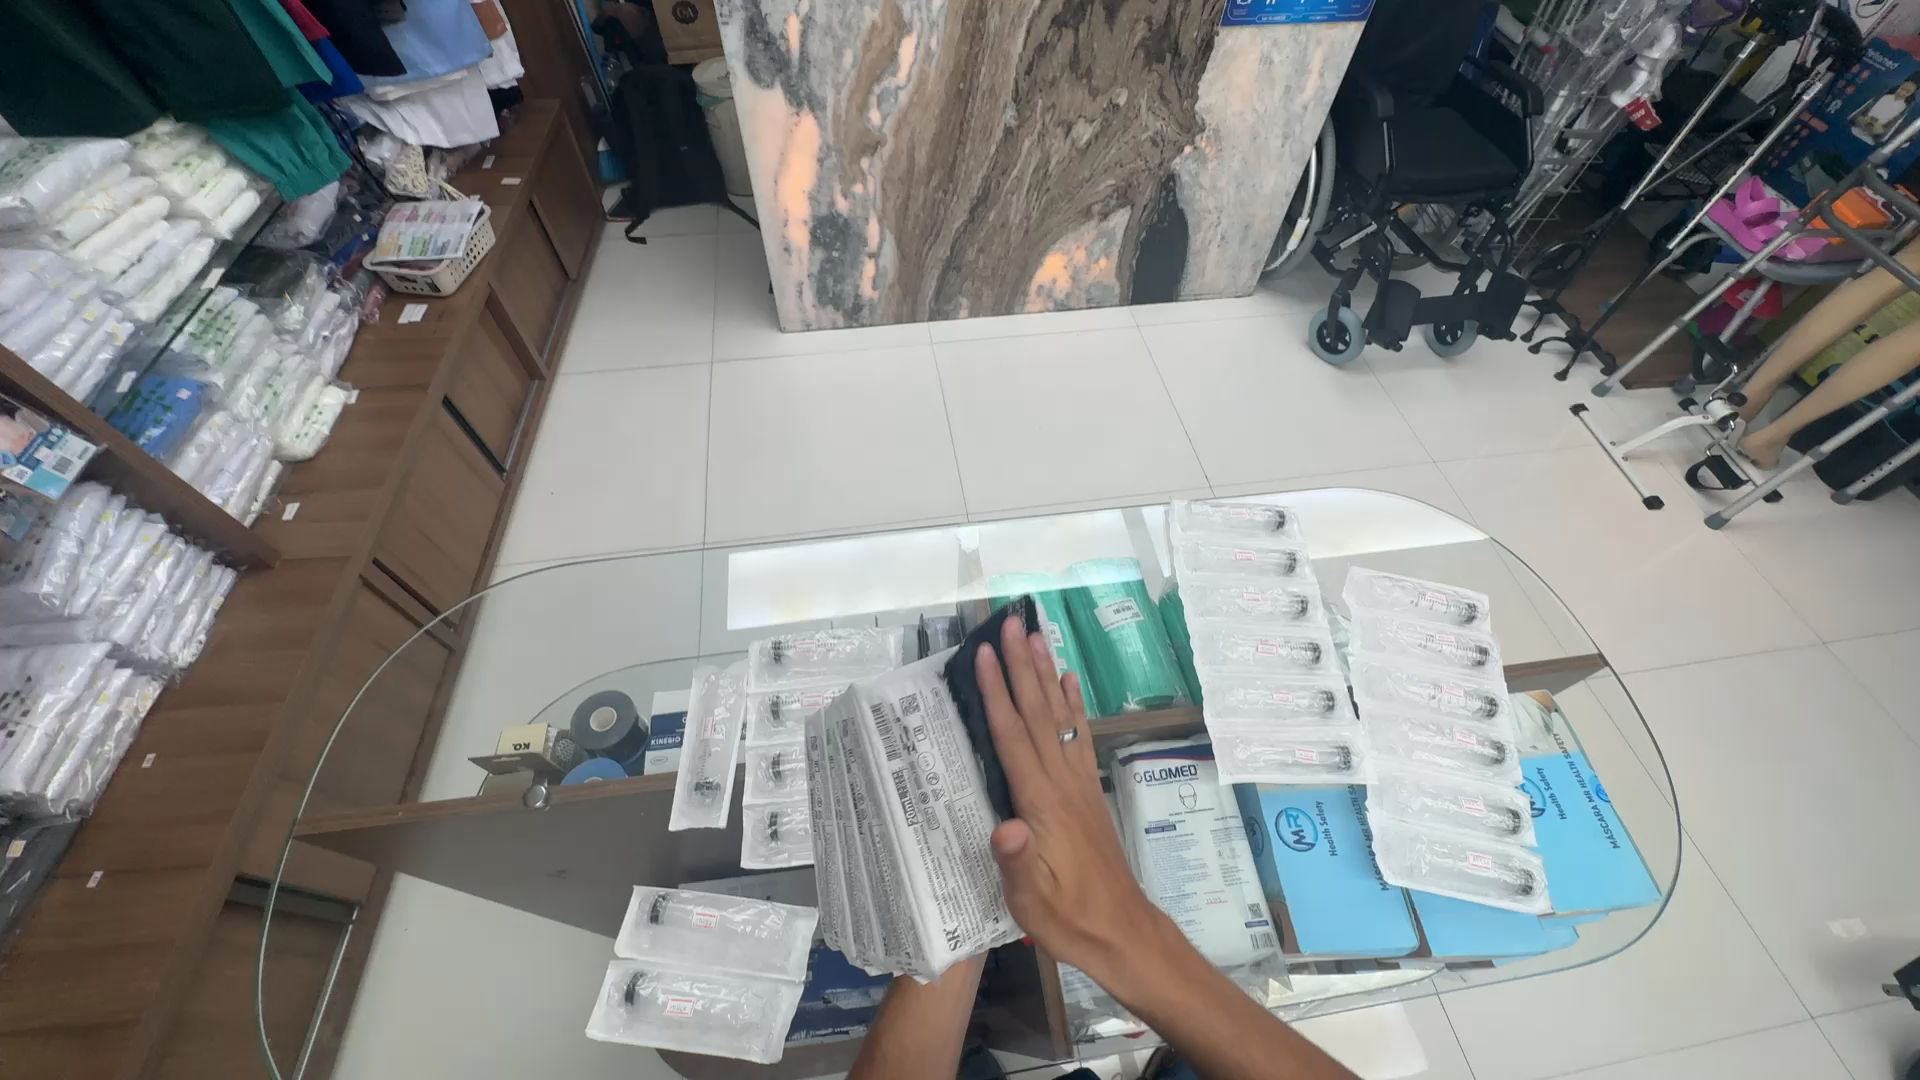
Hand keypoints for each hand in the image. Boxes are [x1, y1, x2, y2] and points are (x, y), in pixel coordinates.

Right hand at [975, 615, 1168, 981]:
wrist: (1123, 932)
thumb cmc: (1069, 917)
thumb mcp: (1030, 902)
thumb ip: (1015, 862)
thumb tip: (1002, 826)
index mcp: (1040, 802)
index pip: (1014, 735)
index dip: (996, 691)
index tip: (984, 652)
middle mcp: (1062, 781)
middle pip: (1038, 712)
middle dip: (1022, 665)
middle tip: (1013, 623)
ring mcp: (1078, 783)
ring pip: (1059, 716)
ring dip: (1046, 674)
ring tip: (1037, 637)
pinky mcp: (1088, 791)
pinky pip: (1080, 738)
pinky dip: (1073, 705)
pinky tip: (1070, 682)